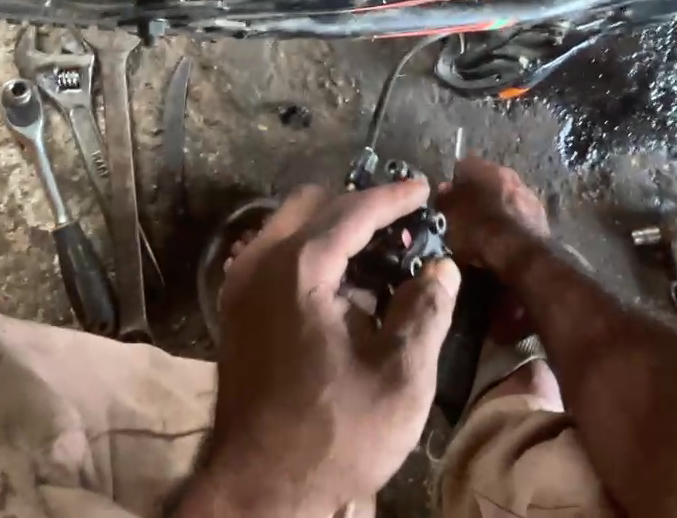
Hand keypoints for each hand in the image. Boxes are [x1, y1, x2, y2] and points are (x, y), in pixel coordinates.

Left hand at [177, 180, 460, 516]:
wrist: (259, 489)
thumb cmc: (334, 434)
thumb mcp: (400, 378)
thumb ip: (426, 311)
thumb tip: (441, 268)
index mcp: (299, 267)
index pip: (353, 211)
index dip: (393, 197)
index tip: (423, 188)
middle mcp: (261, 260)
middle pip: (314, 206)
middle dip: (359, 207)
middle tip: (401, 226)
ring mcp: (240, 281)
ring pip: (289, 226)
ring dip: (332, 229)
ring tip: (377, 256)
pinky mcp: (234, 306)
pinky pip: (274, 253)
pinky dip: (309, 252)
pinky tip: (342, 289)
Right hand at [436, 158, 550, 275]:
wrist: (520, 255)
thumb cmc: (477, 231)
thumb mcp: (448, 217)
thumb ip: (445, 199)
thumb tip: (445, 190)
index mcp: (482, 168)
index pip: (462, 167)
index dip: (454, 185)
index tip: (449, 202)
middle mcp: (507, 173)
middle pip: (486, 180)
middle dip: (477, 195)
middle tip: (467, 216)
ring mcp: (527, 194)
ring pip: (505, 196)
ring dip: (497, 208)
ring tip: (487, 231)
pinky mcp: (541, 216)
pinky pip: (519, 214)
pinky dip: (512, 222)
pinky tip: (505, 239)